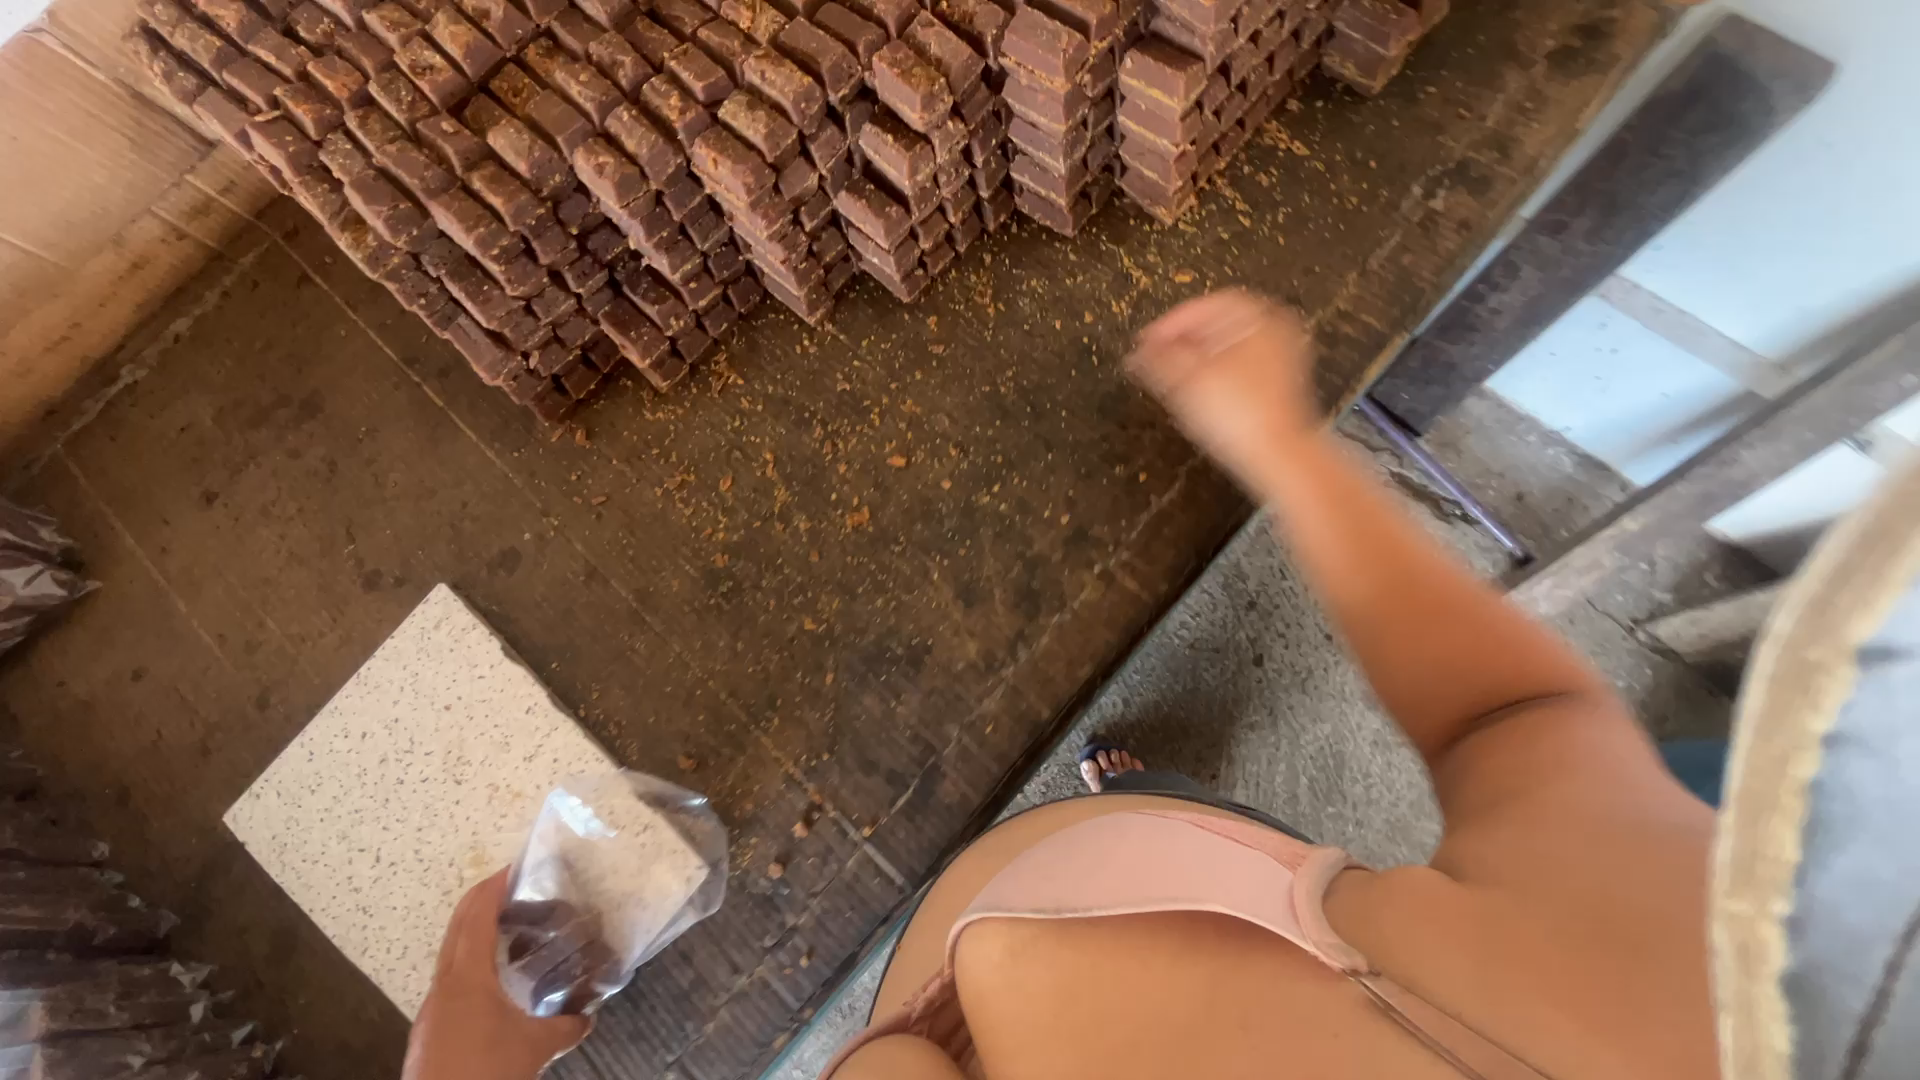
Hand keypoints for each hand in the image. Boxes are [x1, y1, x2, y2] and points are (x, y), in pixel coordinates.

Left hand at [403, 871, 591, 1079]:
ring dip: (479, 933)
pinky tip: (502, 981)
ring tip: (517, 930)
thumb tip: (589, 1014)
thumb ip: (566, 1025)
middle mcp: (443, 988)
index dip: (494, 886)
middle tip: (522, 888)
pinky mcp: (431, 1032)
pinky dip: (475, 964)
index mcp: (466, 979)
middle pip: (458, 928)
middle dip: (485, 902)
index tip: (519, 866)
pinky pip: (453, 980)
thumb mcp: (536, 1048)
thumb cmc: (486, 1076)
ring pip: (452, 955)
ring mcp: (432, 1012)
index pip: (476, 916)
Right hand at [1127, 290, 1319, 492]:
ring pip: (1226, 351)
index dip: (1171, 322)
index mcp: (1259, 319)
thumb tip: (1136, 352)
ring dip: (1194, 360)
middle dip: (1181, 341)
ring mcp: (1279, 362)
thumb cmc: (1237, 413)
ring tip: (1168, 378)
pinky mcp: (1275, 390)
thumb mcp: (1186, 379)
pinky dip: (1211, 377)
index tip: (1147, 341)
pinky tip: (1193, 395)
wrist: (1276, 456)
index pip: (1207, 306)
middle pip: (1218, 326)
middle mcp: (1275, 334)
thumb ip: (1157, 359)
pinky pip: (1236, 372)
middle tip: (1154, 358)